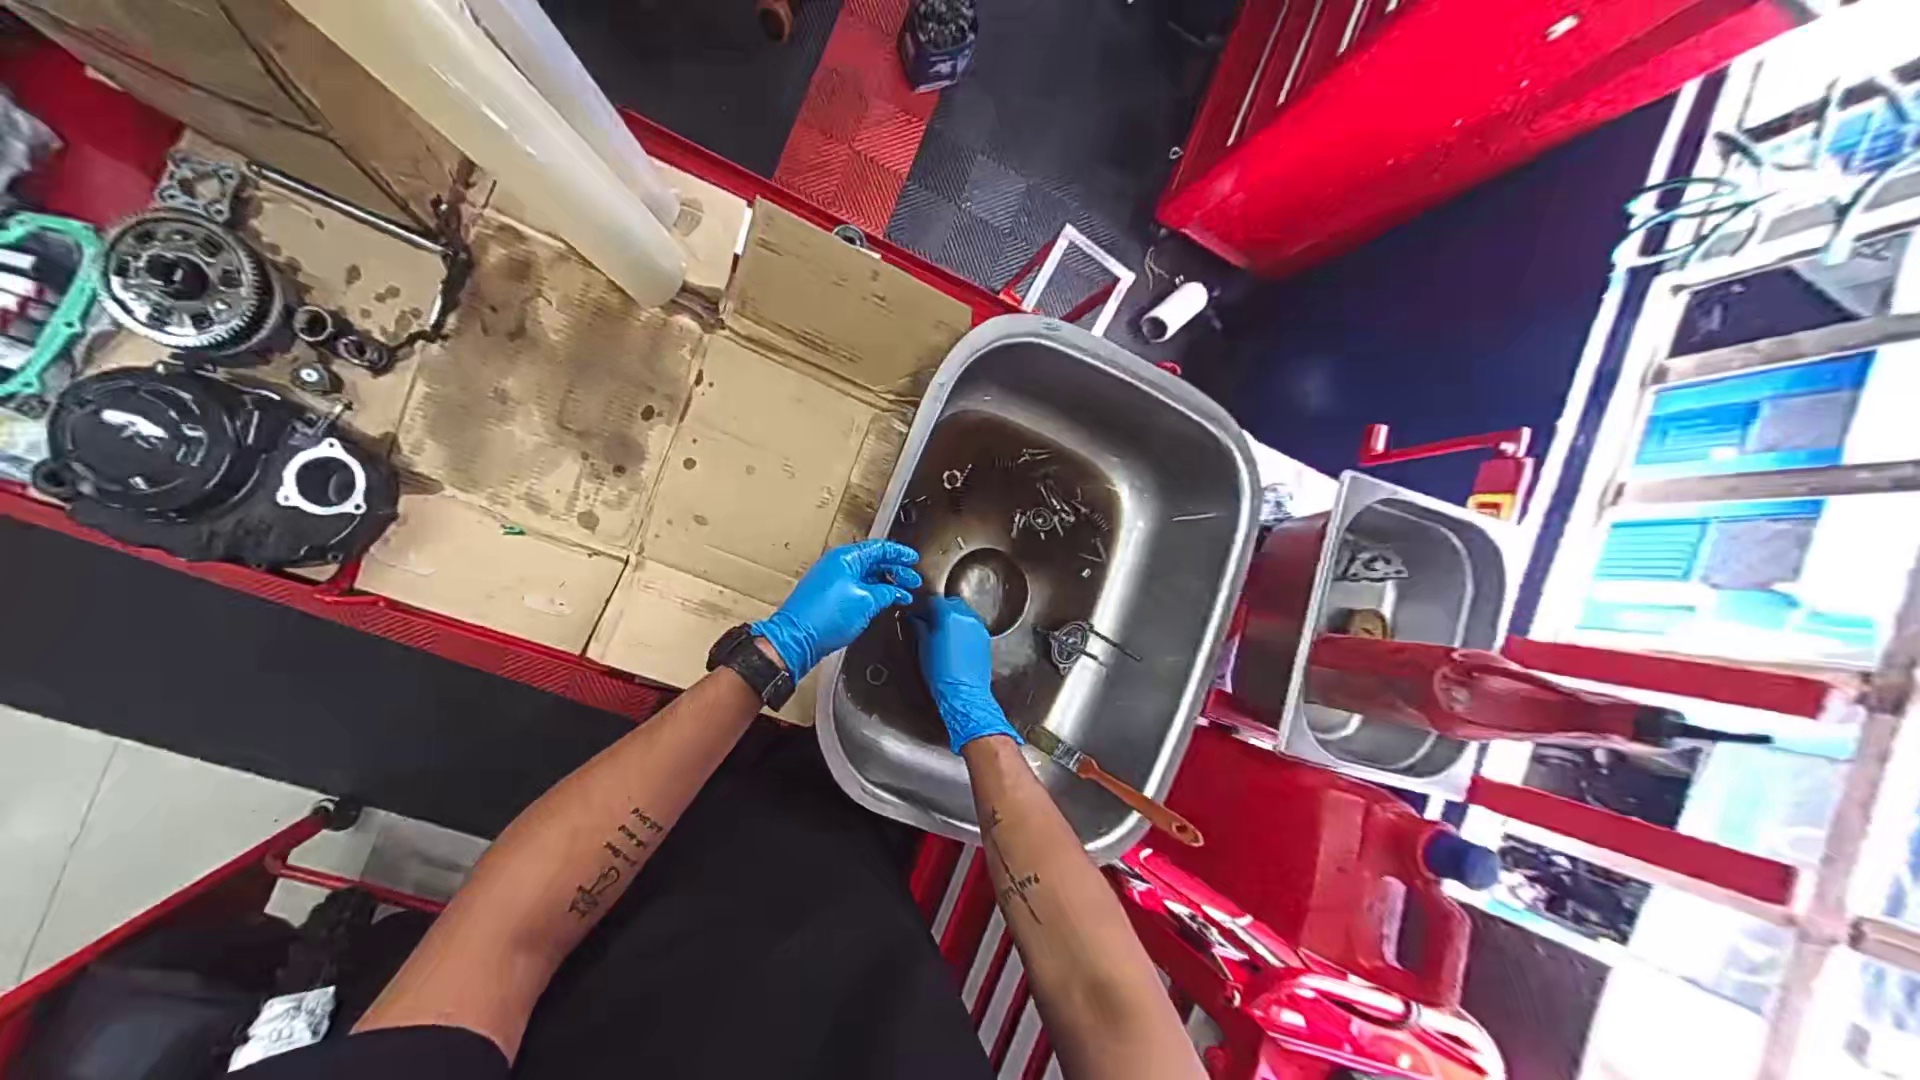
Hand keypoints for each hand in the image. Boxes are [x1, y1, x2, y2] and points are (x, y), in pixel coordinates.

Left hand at [751, 540, 921, 677]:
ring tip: (902, 594)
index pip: (879, 548)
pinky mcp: (827, 597)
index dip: (900, 554)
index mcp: (846, 558)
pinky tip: (882, 602)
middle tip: (912, 580)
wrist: (796, 639)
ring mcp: (831, 581)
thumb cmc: (825, 617)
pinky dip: (873, 593)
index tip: (913, 558)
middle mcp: (837, 565)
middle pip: (873, 561)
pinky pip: (856, 588)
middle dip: (896, 571)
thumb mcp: (867, 602)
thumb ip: (885, 592)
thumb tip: (895, 591)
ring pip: (865, 576)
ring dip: (886, 584)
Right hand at [911, 595, 1020, 753]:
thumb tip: (917, 619)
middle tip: (929, 622)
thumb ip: (920, 628)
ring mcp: (978, 627)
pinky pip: (972, 625)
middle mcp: (966, 617)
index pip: (935, 601)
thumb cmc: (942, 674)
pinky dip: (963, 627)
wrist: (965, 694)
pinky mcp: (985, 638)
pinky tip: (955, 641)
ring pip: (964, 612)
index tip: (918, 613)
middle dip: (940, 609)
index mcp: (949, 616)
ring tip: (942, 632)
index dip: (924, 606)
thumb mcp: (924, 648)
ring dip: (952, 617)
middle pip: (952, 603)